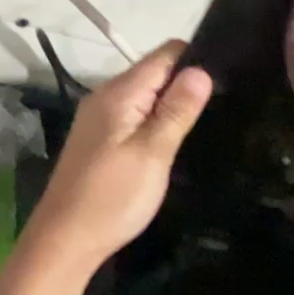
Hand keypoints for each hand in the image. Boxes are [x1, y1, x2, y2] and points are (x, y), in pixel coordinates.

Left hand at [26, 40, 212, 270]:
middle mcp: (104, 97)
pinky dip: (153, 124)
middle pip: (153, 73)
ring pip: (143, 98)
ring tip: (206, 124)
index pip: (165, 54)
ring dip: (170, 107)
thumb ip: (176, 110)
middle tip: (225, 107)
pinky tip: (171, 144)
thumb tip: (201, 70)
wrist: (65, 240)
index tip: (229, 78)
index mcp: (118, 93)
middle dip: (185, 84)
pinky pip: (132, 119)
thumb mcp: (153, 153)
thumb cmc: (112, 197)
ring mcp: (98, 121)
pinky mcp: (97, 142)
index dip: (196, 60)